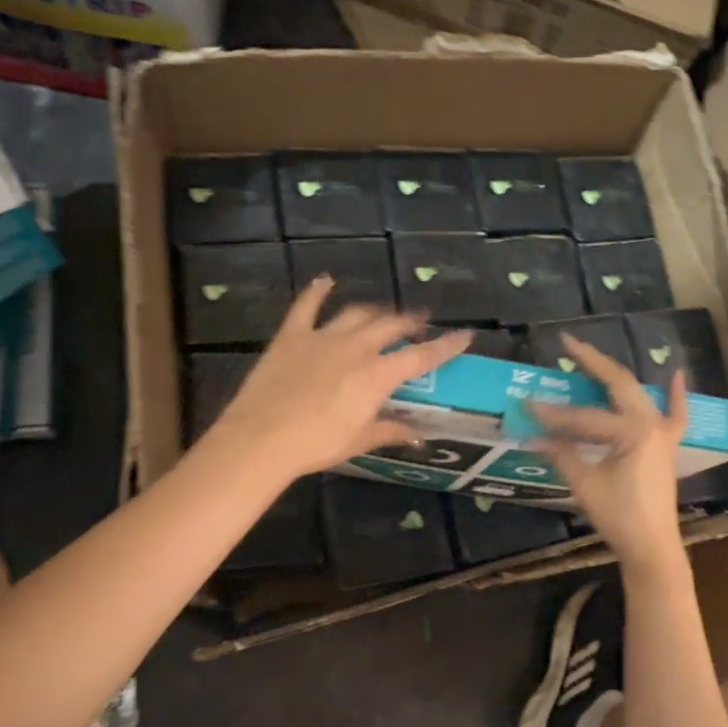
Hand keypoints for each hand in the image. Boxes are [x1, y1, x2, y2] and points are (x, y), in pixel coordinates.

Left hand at [209, 277, 470, 481]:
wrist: (262, 438)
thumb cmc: (316, 445)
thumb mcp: (358, 440)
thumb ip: (389, 430)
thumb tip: (417, 434)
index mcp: (377, 375)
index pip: (421, 356)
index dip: (446, 345)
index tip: (465, 335)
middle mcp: (356, 347)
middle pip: (391, 325)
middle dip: (410, 322)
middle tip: (420, 324)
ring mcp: (323, 337)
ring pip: (357, 313)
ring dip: (375, 311)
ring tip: (383, 314)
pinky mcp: (291, 335)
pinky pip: (307, 305)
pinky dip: (317, 291)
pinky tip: (325, 281)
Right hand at [531, 334, 686, 570]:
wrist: (651, 546)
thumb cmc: (619, 516)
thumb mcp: (585, 484)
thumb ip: (562, 454)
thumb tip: (532, 435)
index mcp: (633, 431)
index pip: (585, 417)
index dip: (554, 414)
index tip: (527, 404)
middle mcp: (652, 423)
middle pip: (618, 384)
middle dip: (592, 363)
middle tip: (566, 345)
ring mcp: (663, 434)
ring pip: (638, 394)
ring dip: (617, 376)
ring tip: (593, 359)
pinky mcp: (667, 447)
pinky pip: (675, 415)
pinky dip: (675, 395)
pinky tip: (675, 373)